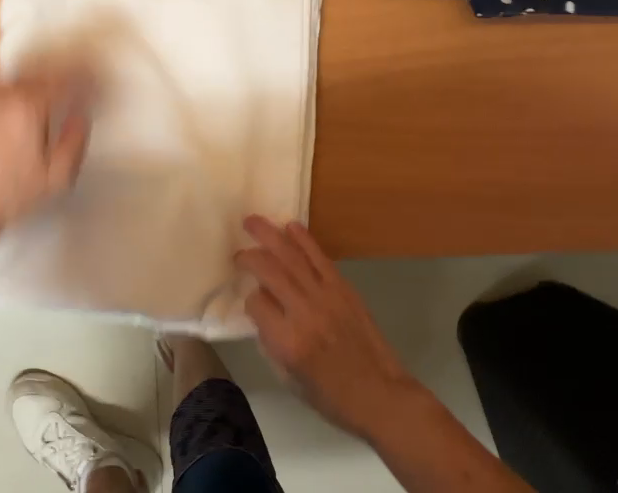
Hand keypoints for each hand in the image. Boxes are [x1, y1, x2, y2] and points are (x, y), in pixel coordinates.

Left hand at [0, 65, 93, 248]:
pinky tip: (22, 82)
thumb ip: (74, 142)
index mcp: (29, 107)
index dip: (86, 78)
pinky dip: (15, 74)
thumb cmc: (11, 196)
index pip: (65, 80)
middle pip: (43, 69)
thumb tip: (81, 114)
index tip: (99, 83)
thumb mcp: (56, 179)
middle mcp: (6, 93)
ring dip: (42, 70)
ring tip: (58, 79)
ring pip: (20, 71)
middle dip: (67, 71)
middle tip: (84, 79)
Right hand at [236, 215, 425, 439]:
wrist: (380, 395)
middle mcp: (304, 312)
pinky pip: (319, 256)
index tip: (253, 303)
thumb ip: (270, 341)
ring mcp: (325, 296)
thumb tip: (261, 310)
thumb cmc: (331, 396)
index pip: (255, 302)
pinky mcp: (343, 289)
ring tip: (252, 221)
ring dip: (269, 234)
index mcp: (287, 341)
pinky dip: (303, 238)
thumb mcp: (288, 378)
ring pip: (292, 256)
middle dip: (249, 255)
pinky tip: (290, 227)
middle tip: (237, 251)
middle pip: (269, 270)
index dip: (249, 300)